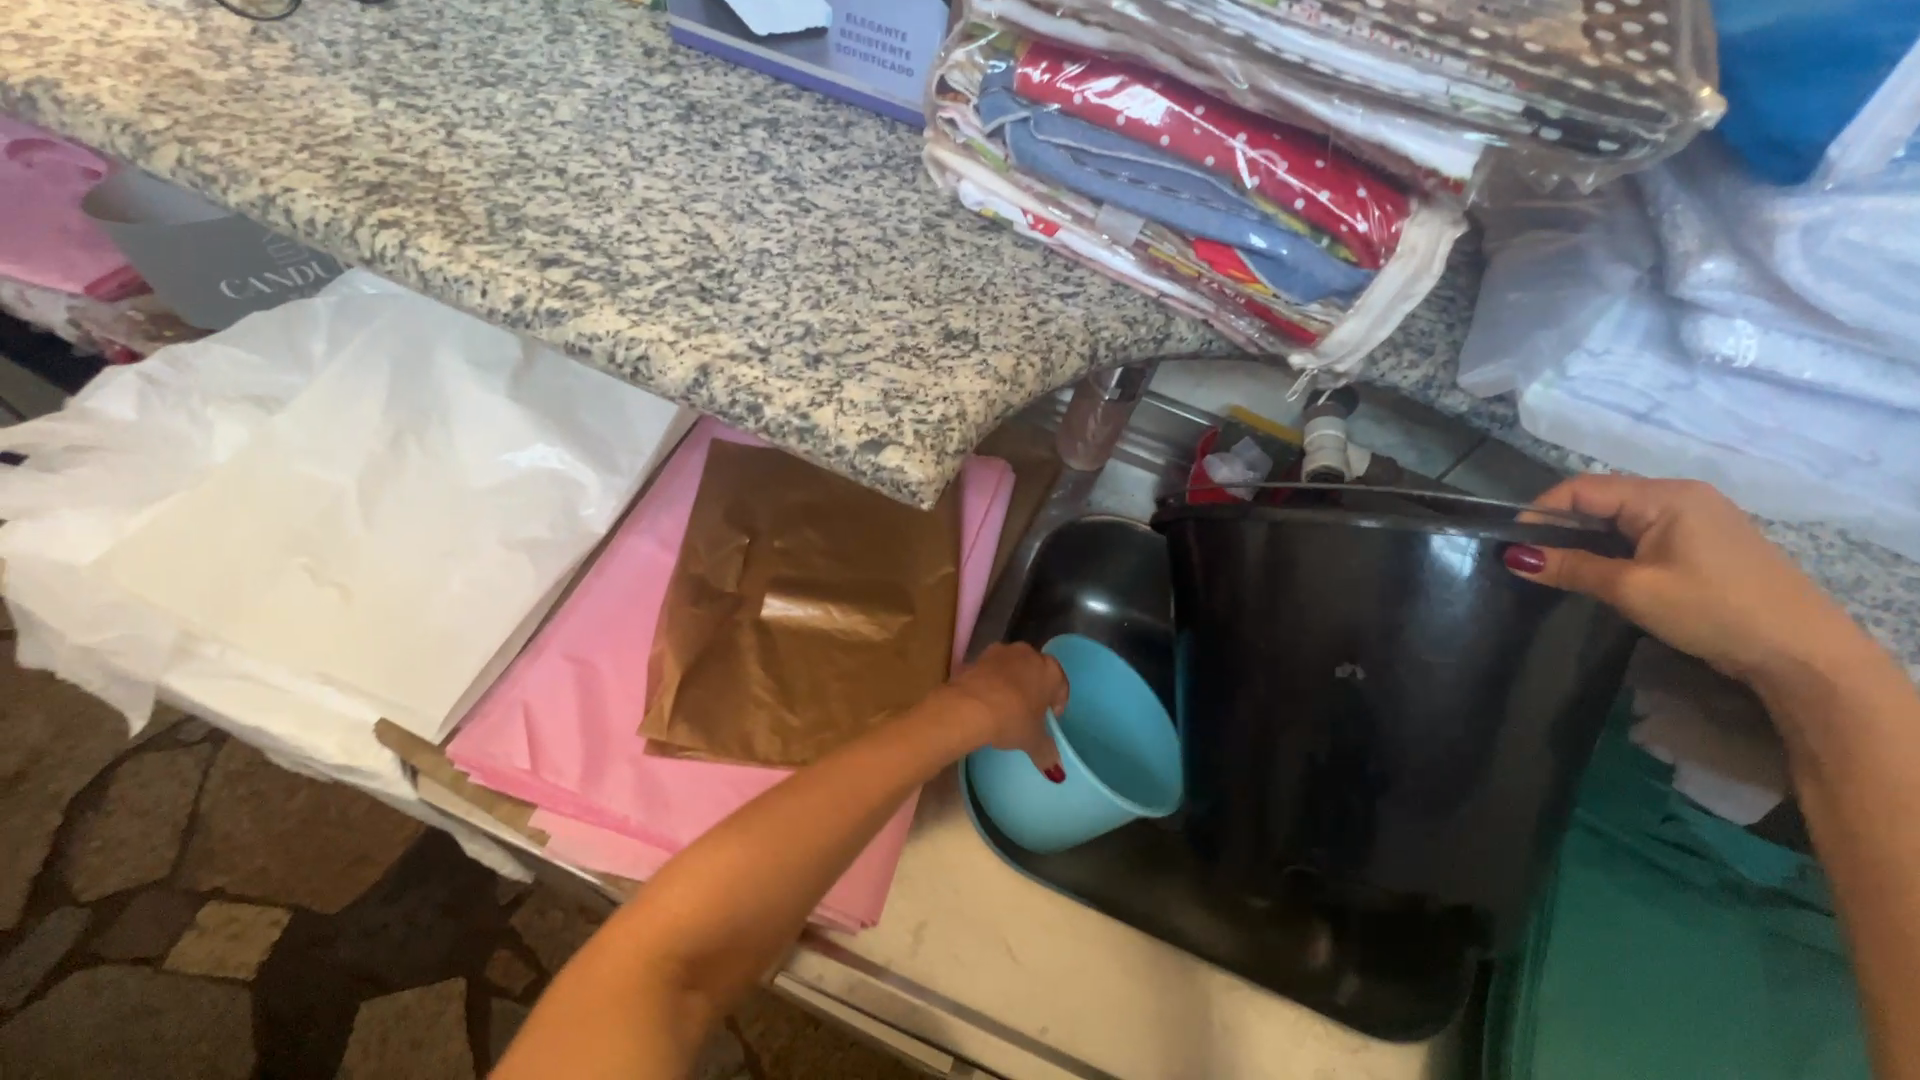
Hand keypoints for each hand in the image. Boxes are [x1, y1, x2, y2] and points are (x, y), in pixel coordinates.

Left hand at [943, 643, 1069, 779]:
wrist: (968, 706)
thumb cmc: (1012, 719)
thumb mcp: (1033, 740)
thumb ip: (1047, 753)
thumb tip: (1056, 771)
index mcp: (1051, 669)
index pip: (1061, 686)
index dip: (1056, 705)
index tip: (1048, 721)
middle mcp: (1028, 653)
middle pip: (1036, 673)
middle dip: (1034, 691)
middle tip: (1027, 714)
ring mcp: (1000, 652)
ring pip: (1012, 669)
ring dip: (1011, 684)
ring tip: (1004, 708)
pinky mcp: (976, 657)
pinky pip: (989, 672)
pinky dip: (990, 684)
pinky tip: (985, 703)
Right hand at [1505, 475, 1877, 694]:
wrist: (1803, 653)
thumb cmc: (1713, 610)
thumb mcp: (1632, 589)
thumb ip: (1571, 568)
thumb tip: (1513, 557)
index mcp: (1666, 496)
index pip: (1583, 488)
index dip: (1540, 510)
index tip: (1512, 544)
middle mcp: (1683, 496)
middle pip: (1602, 499)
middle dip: (1561, 525)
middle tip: (1530, 559)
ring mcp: (1699, 518)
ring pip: (1621, 518)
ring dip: (1587, 539)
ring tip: (1559, 568)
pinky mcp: (1707, 543)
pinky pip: (1644, 533)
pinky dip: (1614, 548)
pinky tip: (1603, 572)